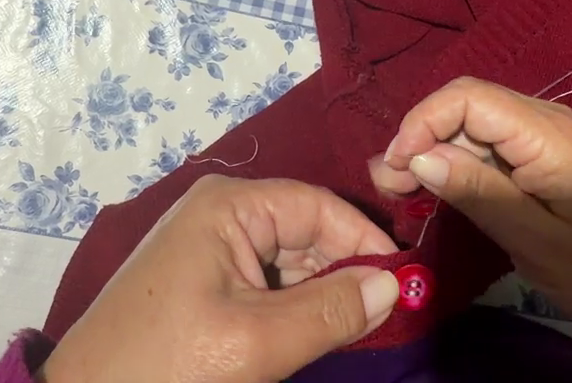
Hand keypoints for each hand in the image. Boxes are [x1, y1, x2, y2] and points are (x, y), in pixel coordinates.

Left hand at [40, 175, 401, 382]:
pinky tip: (314, 330)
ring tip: (357, 325)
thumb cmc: (167, 366)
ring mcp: (208, 242)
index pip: (317, 207)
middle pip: (304, 228)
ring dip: (320, 290)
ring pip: (287, 256)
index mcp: (231, 204)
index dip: (363, 241)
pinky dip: (292, 304)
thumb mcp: (255, 343)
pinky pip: (263, 278)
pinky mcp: (201, 275)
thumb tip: (394, 285)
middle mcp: (221, 210)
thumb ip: (329, 312)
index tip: (405, 280)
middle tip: (388, 310)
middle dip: (345, 268)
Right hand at [371, 77, 571, 376]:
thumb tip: (420, 154)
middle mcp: (545, 119)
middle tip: (388, 185)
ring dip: (436, 149)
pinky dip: (461, 161)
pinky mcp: (546, 154)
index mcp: (547, 133)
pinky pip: (493, 142)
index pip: (467, 97)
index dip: (422, 122)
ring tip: (402, 188)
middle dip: (420, 136)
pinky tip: (440, 186)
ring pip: (476, 122)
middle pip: (467, 105)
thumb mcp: (541, 243)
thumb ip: (481, 194)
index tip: (394, 168)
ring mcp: (547, 134)